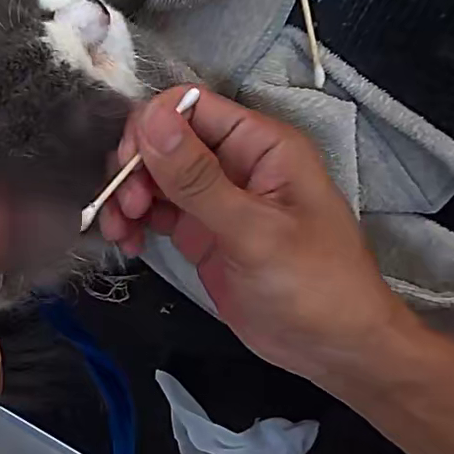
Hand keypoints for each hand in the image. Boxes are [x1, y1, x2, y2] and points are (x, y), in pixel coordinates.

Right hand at [98, 86, 414, 386]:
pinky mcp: (205, 233)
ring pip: (157, 177)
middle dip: (136, 167)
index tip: (131, 166)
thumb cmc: (312, 285)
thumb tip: (152, 120)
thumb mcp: (254, 232)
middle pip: (167, 141)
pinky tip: (129, 242)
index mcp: (262, 145)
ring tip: (121, 229)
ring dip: (129, 196)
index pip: (192, 107)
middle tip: (127, 207)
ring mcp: (219, 199)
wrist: (332, 346)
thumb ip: (199, 179)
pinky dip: (137, 221)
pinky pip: (160, 212)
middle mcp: (238, 163)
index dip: (153, 129)